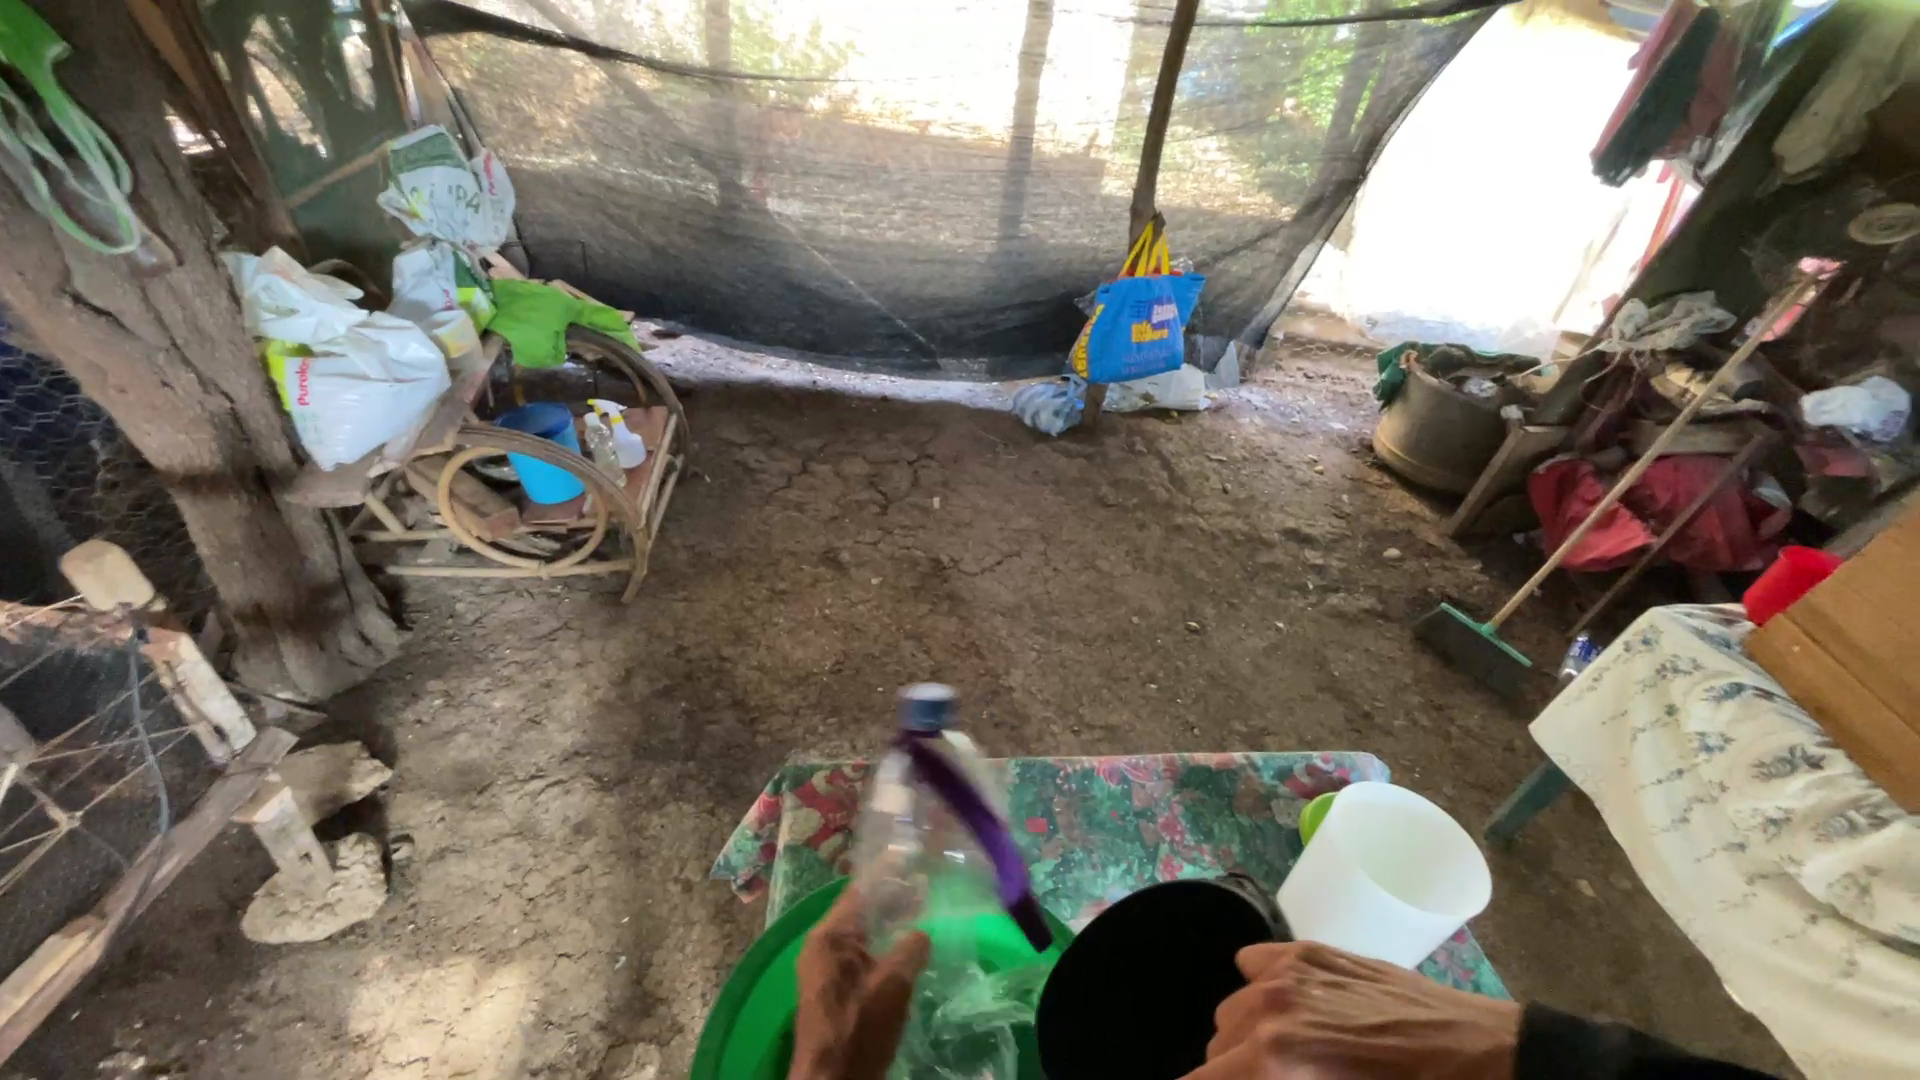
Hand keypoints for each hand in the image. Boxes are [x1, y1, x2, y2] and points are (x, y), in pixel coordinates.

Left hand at [789, 886, 931, 1079]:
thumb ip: (910, 949)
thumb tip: (922, 933)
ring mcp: (826, 970)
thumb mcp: (892, 985)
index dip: (888, 872)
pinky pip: (862, 955)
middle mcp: (822, 946)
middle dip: (893, 897)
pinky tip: (908, 949)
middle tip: (925, 884)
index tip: (913, 856)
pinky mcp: (834, 990)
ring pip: (862, 933)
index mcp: (829, 936)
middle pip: (861, 909)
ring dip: (890, 923)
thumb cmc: (858, 1029)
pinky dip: (884, 945)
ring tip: (922, 911)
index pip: (860, 889)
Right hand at [1185, 942, 1520, 1079]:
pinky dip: (1261, 992)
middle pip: (1216, 1051)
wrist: (1492, 1061)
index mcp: (1277, 1060)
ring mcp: (1286, 971)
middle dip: (1237, 1074)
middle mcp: (1268, 1007)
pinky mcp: (1307, 951)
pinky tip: (1300, 1015)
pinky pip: (1252, 966)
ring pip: (1232, 1014)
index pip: (1203, 1078)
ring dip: (1250, 1043)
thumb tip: (1268, 1072)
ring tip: (1297, 1063)